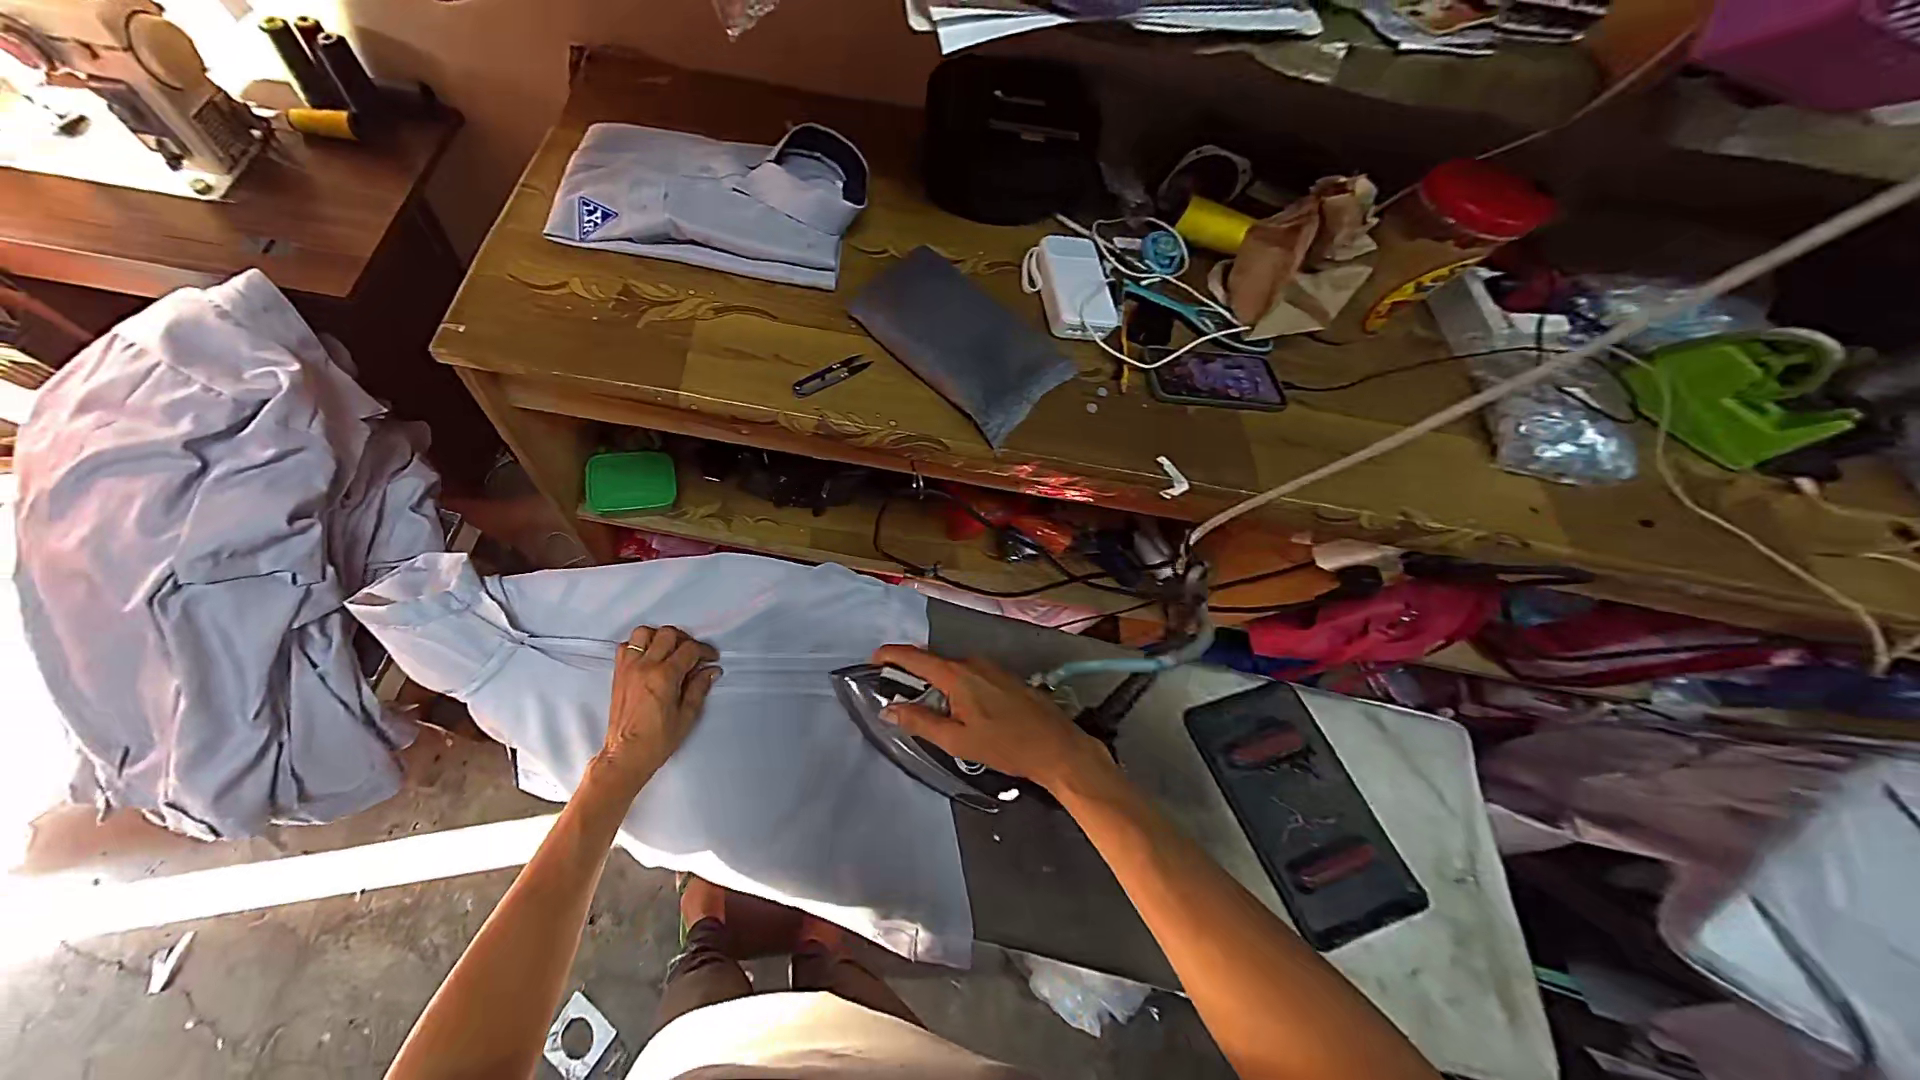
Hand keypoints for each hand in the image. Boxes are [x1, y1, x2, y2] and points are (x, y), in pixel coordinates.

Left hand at [591, 625, 720, 796]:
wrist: (626, 754)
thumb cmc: (657, 739)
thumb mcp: (687, 714)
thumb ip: (699, 687)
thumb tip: (710, 670)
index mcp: (664, 677)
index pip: (689, 649)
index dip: (704, 651)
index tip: (710, 658)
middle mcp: (645, 667)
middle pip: (667, 634)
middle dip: (685, 640)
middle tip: (693, 653)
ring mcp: (629, 669)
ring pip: (644, 633)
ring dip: (660, 637)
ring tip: (670, 650)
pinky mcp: (619, 674)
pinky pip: (627, 647)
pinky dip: (639, 645)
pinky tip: (650, 657)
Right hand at [870, 645, 1105, 790]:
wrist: (1056, 746)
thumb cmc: (1006, 745)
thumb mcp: (957, 740)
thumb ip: (920, 722)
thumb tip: (889, 709)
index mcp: (957, 676)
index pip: (914, 658)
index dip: (890, 655)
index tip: (873, 660)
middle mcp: (972, 663)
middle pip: (932, 662)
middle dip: (912, 675)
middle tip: (898, 696)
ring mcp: (990, 667)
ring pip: (952, 670)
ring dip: (936, 684)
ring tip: (931, 711)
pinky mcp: (1003, 676)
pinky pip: (969, 675)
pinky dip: (955, 686)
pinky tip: (960, 710)